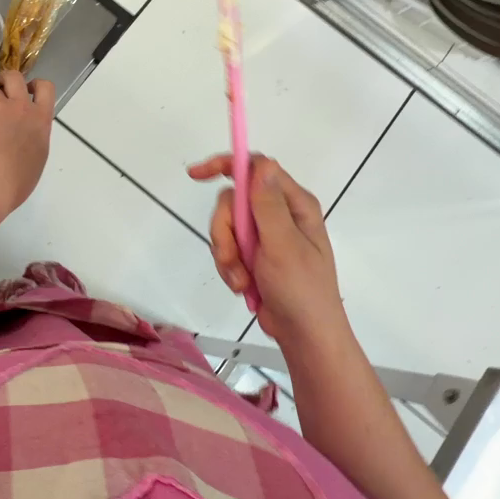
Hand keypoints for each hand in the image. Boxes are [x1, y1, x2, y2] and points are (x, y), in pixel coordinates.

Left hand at [0, 71, 53, 215]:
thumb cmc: (19, 179)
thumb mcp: (37, 156)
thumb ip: (33, 136)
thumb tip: (25, 134)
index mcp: (40, 119)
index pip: (46, 88)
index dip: (36, 84)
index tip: (29, 88)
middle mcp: (20, 108)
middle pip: (14, 77)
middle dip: (6, 77)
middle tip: (0, 85)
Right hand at [188, 154, 344, 338]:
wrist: (303, 334)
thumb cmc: (301, 290)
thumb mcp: (283, 245)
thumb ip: (268, 205)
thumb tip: (262, 164)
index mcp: (294, 204)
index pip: (256, 168)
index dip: (225, 165)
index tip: (196, 175)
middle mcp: (279, 214)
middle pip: (233, 202)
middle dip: (225, 232)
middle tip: (232, 258)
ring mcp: (265, 235)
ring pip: (225, 227)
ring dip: (227, 255)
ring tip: (241, 280)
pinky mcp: (254, 254)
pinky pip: (226, 248)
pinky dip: (229, 267)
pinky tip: (243, 285)